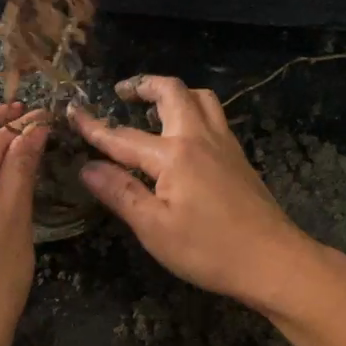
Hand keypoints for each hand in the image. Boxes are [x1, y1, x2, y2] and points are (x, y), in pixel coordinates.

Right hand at [72, 75, 323, 310]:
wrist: (273, 260)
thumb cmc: (209, 250)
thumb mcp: (154, 229)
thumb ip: (120, 193)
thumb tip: (86, 166)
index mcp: (173, 154)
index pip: (123, 137)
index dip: (94, 126)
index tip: (72, 111)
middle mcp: (199, 136)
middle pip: (171, 92)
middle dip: (144, 85)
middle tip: (122, 92)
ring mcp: (223, 143)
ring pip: (199, 97)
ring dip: (173, 93)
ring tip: (153, 106)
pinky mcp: (238, 155)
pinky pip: (214, 115)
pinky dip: (194, 108)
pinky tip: (186, 132)